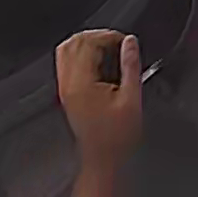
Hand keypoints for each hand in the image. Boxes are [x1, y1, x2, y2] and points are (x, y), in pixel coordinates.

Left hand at [55, 30, 142, 174]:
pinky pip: (66, 63)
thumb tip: (130, 42)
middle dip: (96, 35)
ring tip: (107, 46)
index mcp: (82, 84)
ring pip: (65, 50)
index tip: (124, 40)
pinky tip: (98, 60)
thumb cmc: (118, 136)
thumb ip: (130, 66)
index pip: (88, 44)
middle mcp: (68, 84)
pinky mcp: (67, 94)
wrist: (103, 161)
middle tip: (117, 40)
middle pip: (73, 43)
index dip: (108, 36)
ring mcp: (65, 89)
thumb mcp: (132, 98)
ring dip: (86, 43)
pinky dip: (81, 54)